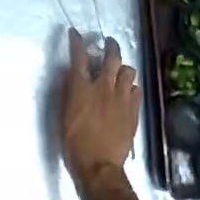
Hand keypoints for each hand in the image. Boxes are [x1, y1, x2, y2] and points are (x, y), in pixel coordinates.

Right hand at [62, 29, 140, 198]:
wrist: (99, 165)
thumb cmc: (74, 143)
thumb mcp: (63, 116)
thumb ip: (68, 93)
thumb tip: (71, 76)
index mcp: (82, 88)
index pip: (79, 56)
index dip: (77, 42)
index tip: (76, 33)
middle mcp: (103, 86)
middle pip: (111, 57)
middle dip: (110, 46)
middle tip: (108, 43)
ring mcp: (121, 97)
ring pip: (128, 70)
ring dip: (122, 68)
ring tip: (119, 72)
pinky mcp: (133, 109)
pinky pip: (136, 89)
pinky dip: (131, 87)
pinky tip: (127, 92)